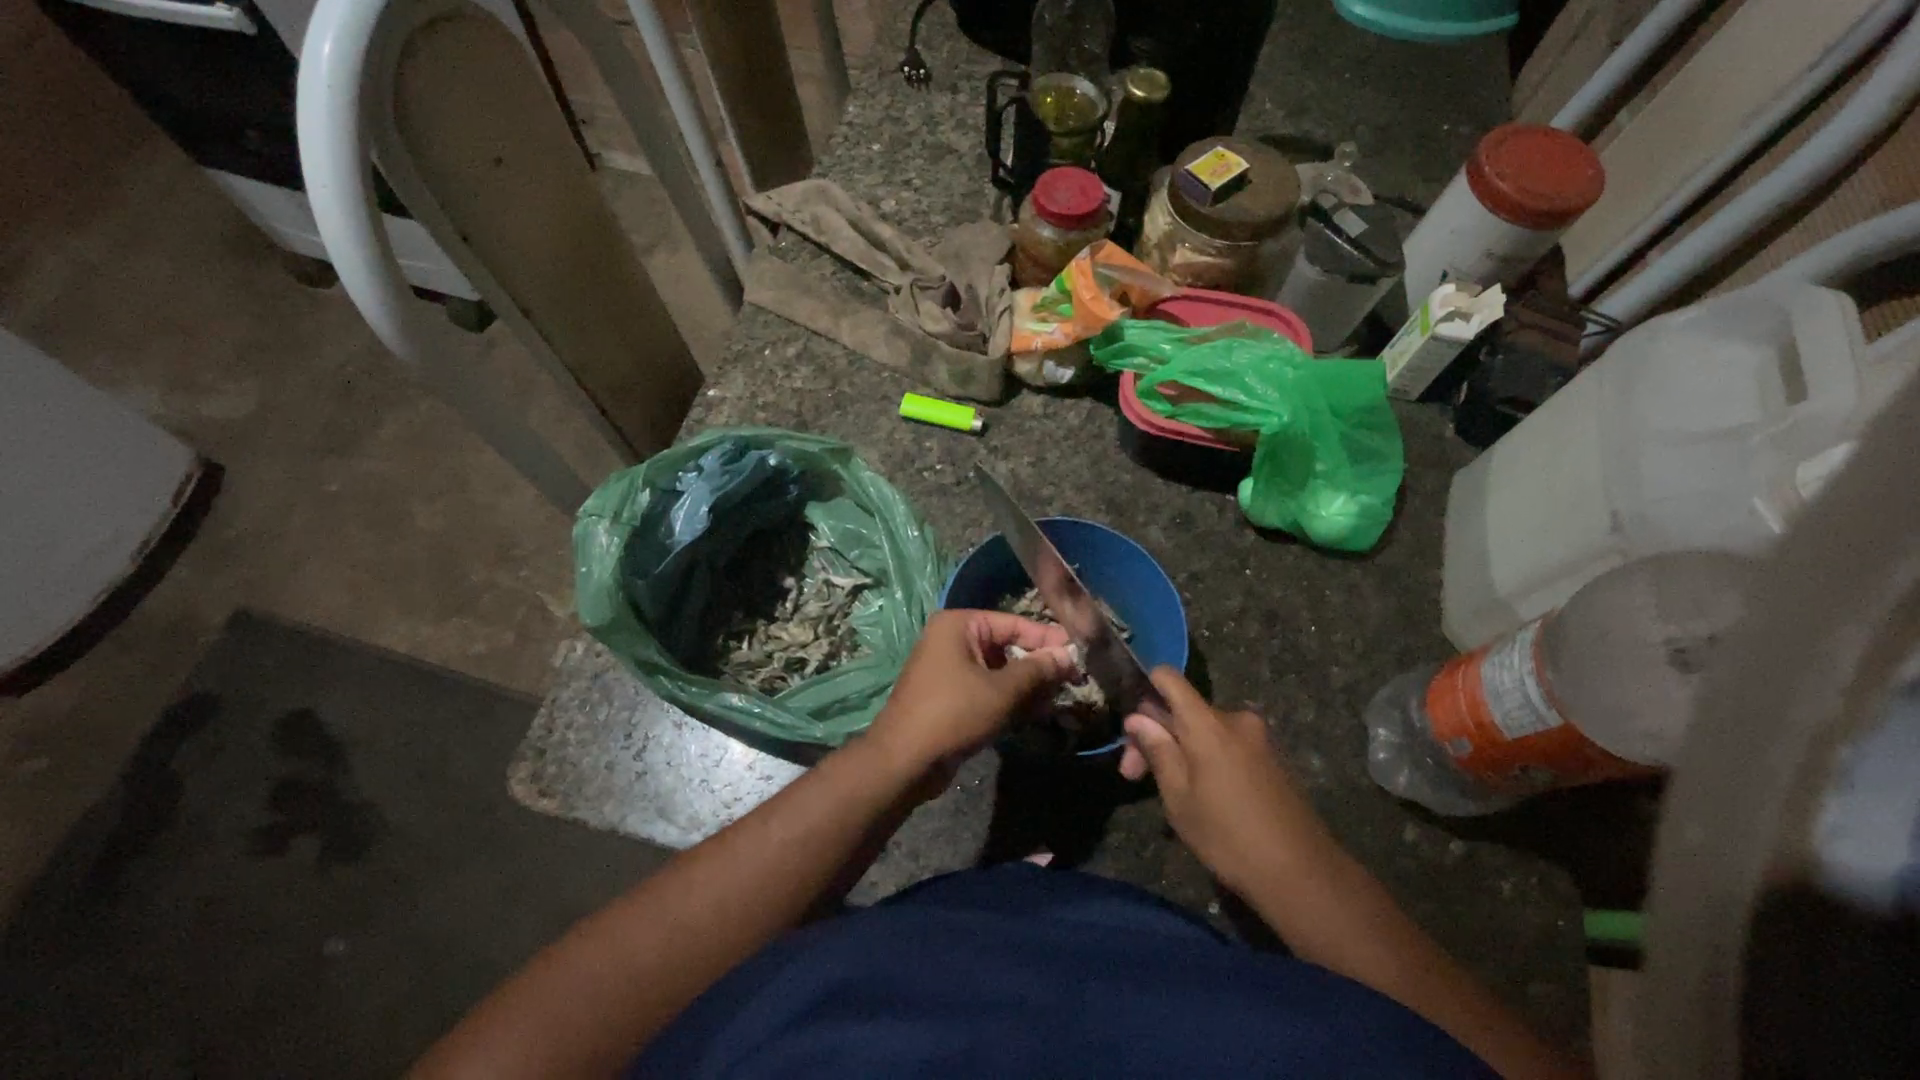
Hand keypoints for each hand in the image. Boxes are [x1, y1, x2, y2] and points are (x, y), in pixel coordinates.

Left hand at [867, 609, 1073, 776]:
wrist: (905, 760)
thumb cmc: (954, 714)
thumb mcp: (1002, 690)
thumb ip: (1037, 670)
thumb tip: (1067, 656)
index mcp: (959, 626)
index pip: (1014, 623)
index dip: (1048, 639)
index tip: (1079, 653)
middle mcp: (952, 640)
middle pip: (1007, 647)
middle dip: (1038, 667)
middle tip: (1072, 681)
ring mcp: (949, 670)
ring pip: (999, 672)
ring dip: (1027, 687)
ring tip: (1055, 702)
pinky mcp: (950, 697)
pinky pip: (987, 691)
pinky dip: (1009, 701)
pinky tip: (1034, 715)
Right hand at [1121, 668, 1329, 893]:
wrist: (1301, 872)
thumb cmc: (1228, 836)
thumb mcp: (1179, 798)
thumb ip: (1158, 751)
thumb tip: (1137, 719)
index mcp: (1208, 723)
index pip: (1169, 678)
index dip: (1144, 689)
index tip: (1131, 725)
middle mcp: (1235, 720)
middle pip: (1184, 711)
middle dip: (1156, 736)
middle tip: (1133, 777)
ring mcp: (1258, 738)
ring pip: (1204, 731)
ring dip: (1181, 751)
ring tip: (1168, 794)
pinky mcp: (1271, 757)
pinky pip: (1227, 745)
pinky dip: (1207, 760)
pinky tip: (1201, 797)